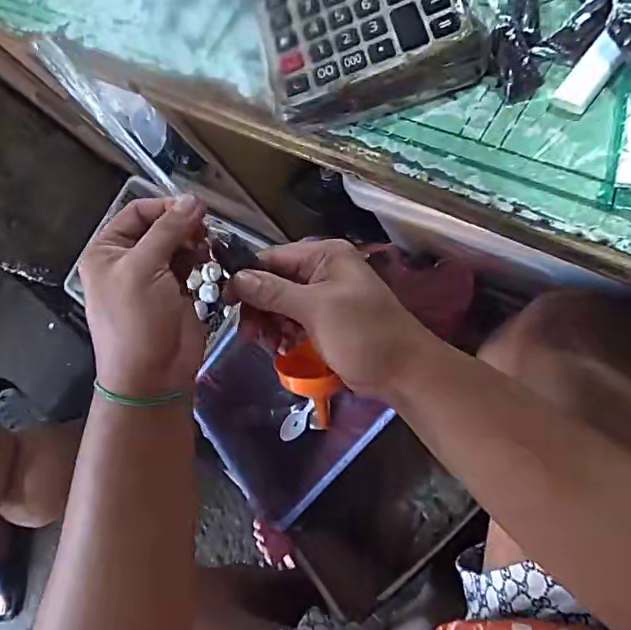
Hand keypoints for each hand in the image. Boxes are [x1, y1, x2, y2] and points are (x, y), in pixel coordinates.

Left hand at [78, 196, 208, 398]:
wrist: (152, 377)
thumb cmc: (136, 323)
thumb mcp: (145, 269)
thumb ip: (168, 230)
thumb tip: (192, 200)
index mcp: (107, 252)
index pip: (137, 212)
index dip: (165, 207)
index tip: (194, 209)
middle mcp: (128, 261)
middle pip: (161, 227)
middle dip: (184, 227)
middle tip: (204, 233)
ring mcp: (153, 278)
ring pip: (179, 245)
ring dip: (196, 244)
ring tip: (207, 251)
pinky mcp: (176, 293)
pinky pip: (191, 266)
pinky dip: (202, 262)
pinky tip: (209, 265)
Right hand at [229, 239, 444, 400]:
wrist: (405, 373)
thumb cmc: (364, 334)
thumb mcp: (316, 309)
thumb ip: (274, 292)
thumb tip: (236, 278)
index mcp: (325, 255)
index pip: (272, 258)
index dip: (246, 278)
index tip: (225, 302)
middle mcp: (322, 271)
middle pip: (273, 283)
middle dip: (259, 308)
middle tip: (249, 335)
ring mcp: (324, 298)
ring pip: (279, 306)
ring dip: (270, 325)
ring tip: (271, 345)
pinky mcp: (325, 323)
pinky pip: (293, 323)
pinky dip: (284, 335)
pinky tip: (282, 350)